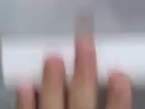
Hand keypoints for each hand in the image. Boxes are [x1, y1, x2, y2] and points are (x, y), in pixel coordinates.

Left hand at [16, 31, 131, 108]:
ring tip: (53, 57)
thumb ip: (114, 103)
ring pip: (52, 108)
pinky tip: (24, 85)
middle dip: (83, 75)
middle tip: (84, 42)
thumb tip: (119, 74)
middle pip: (83, 103)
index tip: (119, 73)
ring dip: (52, 84)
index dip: (119, 97)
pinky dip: (24, 103)